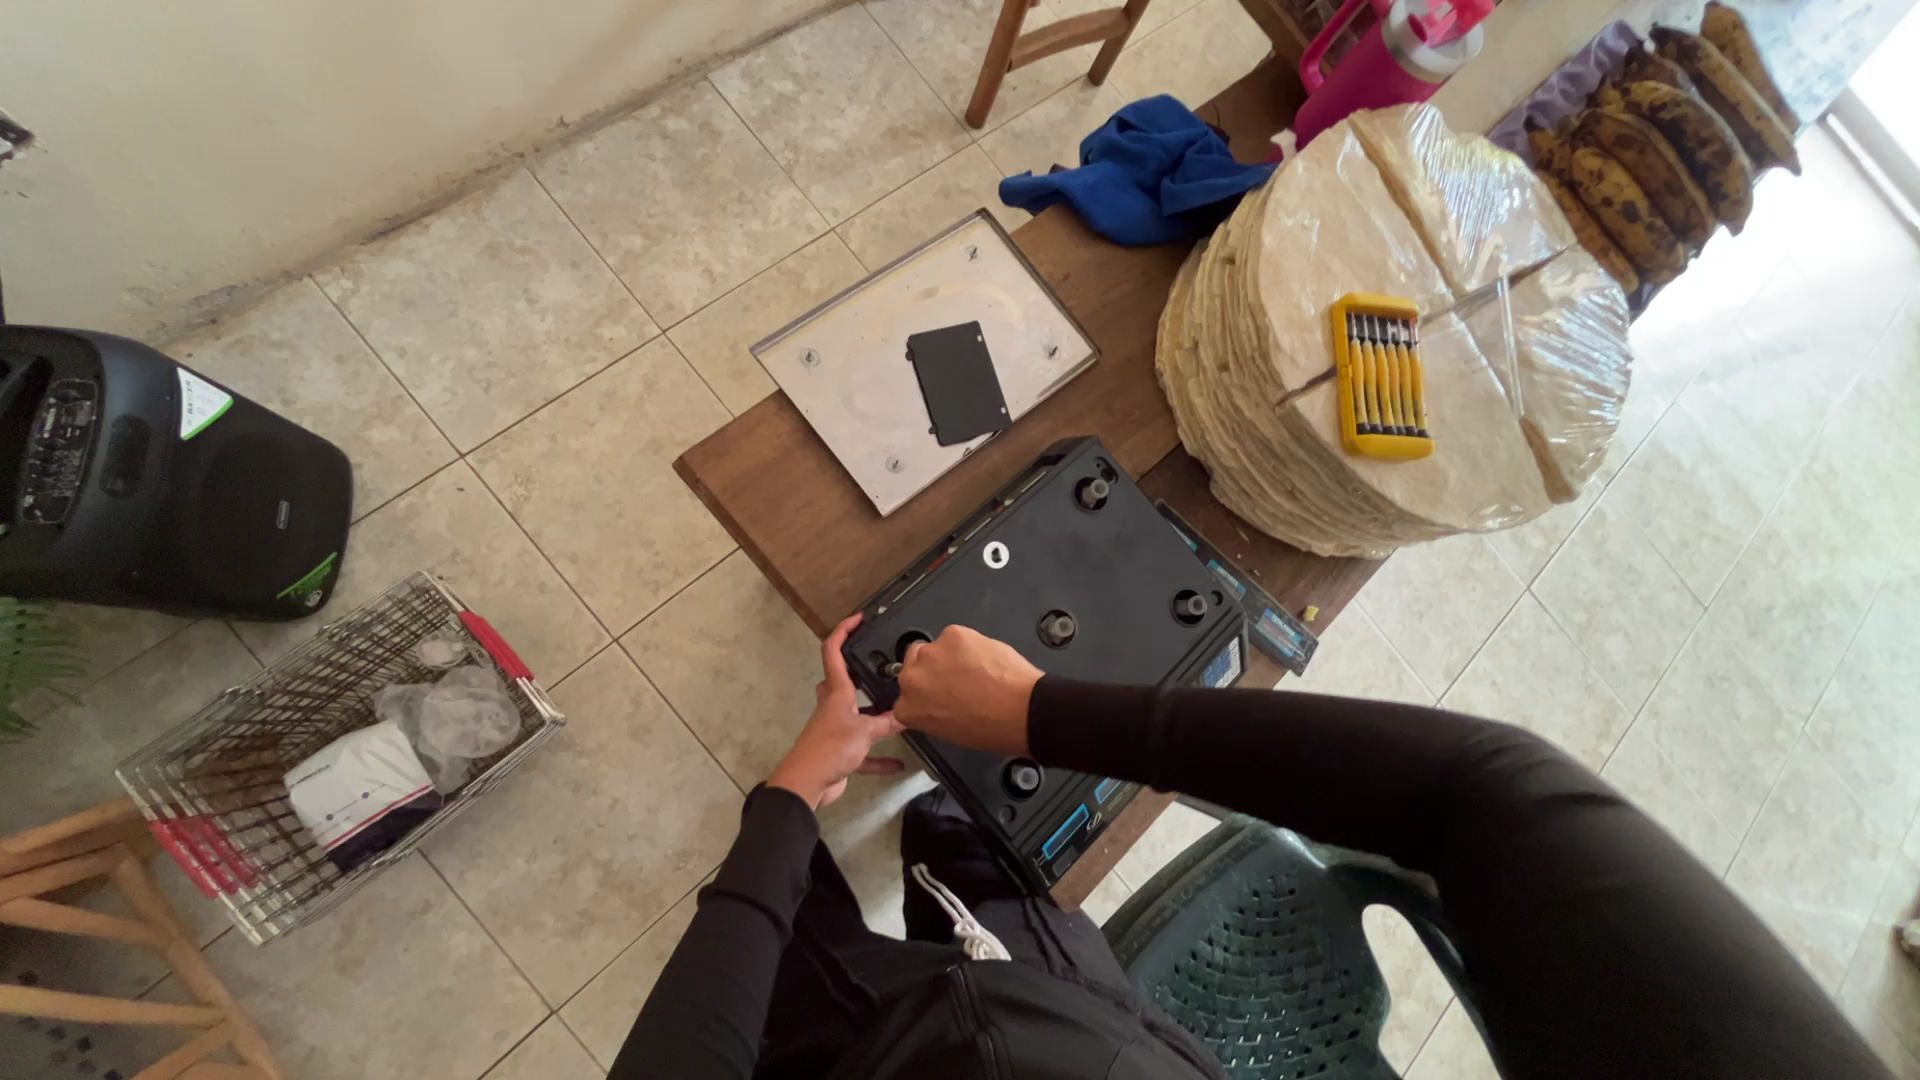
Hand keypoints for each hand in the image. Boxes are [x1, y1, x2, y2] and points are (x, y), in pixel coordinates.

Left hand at [767, 614, 905, 809]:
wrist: (806, 784)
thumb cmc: (831, 747)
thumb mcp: (866, 731)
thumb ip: (888, 721)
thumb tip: (910, 712)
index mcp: (837, 692)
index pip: (834, 651)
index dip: (843, 631)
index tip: (859, 618)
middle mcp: (834, 706)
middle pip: (844, 680)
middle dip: (861, 671)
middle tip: (883, 666)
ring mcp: (836, 729)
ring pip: (857, 714)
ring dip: (876, 715)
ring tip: (899, 711)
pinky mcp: (840, 753)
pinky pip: (864, 751)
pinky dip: (879, 757)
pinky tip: (898, 763)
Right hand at [893, 625, 1041, 756]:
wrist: (1020, 709)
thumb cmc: (990, 728)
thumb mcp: (949, 732)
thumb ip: (930, 713)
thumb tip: (933, 703)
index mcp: (908, 708)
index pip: (905, 696)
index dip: (923, 693)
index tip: (935, 693)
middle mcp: (912, 679)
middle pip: (913, 666)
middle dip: (931, 671)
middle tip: (955, 680)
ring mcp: (931, 654)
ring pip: (932, 648)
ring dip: (947, 655)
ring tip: (973, 669)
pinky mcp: (952, 634)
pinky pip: (953, 636)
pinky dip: (966, 644)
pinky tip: (982, 658)